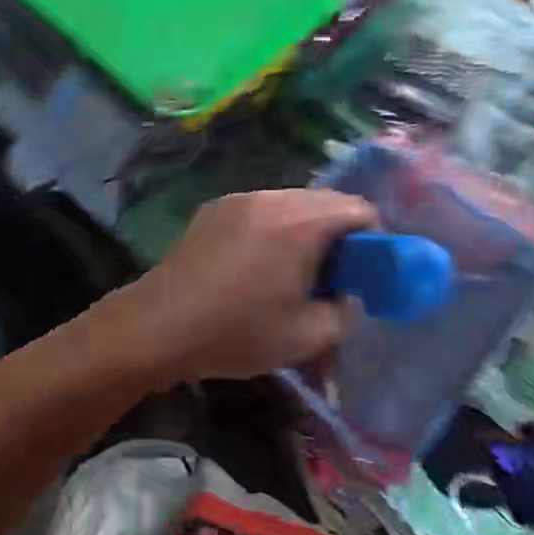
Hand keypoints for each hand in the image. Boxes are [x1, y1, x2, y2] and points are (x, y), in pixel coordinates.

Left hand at [104, 190, 378, 380]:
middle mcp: (270, 198)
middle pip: (325, 202)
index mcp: (301, 222)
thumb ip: (344, 311)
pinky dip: (272, 229)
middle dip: (339, 234)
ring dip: (304, 230)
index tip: (366, 273)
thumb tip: (345, 296)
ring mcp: (237, 200)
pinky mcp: (212, 209)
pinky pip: (259, 211)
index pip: (360, 209)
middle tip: (332, 277)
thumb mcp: (308, 336)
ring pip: (291, 204)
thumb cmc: (237, 332)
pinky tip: (255, 266)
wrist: (159, 326)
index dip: (375, 240)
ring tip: (291, 272)